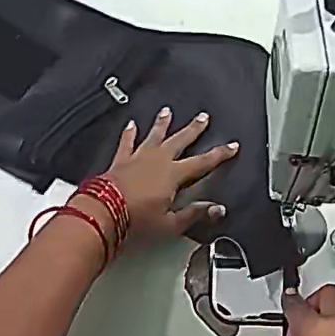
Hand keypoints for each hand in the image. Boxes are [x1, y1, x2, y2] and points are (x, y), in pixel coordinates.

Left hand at [83, 107, 237, 247]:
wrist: (103, 214)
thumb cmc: (136, 220)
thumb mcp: (170, 224)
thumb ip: (194, 214)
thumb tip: (216, 210)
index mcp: (173, 175)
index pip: (203, 162)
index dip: (219, 154)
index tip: (231, 146)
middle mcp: (157, 161)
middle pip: (180, 140)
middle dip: (193, 129)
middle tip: (203, 117)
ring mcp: (137, 158)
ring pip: (154, 135)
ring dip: (162, 123)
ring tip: (167, 112)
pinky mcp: (120, 161)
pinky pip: (127, 142)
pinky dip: (129, 133)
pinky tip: (131, 124)